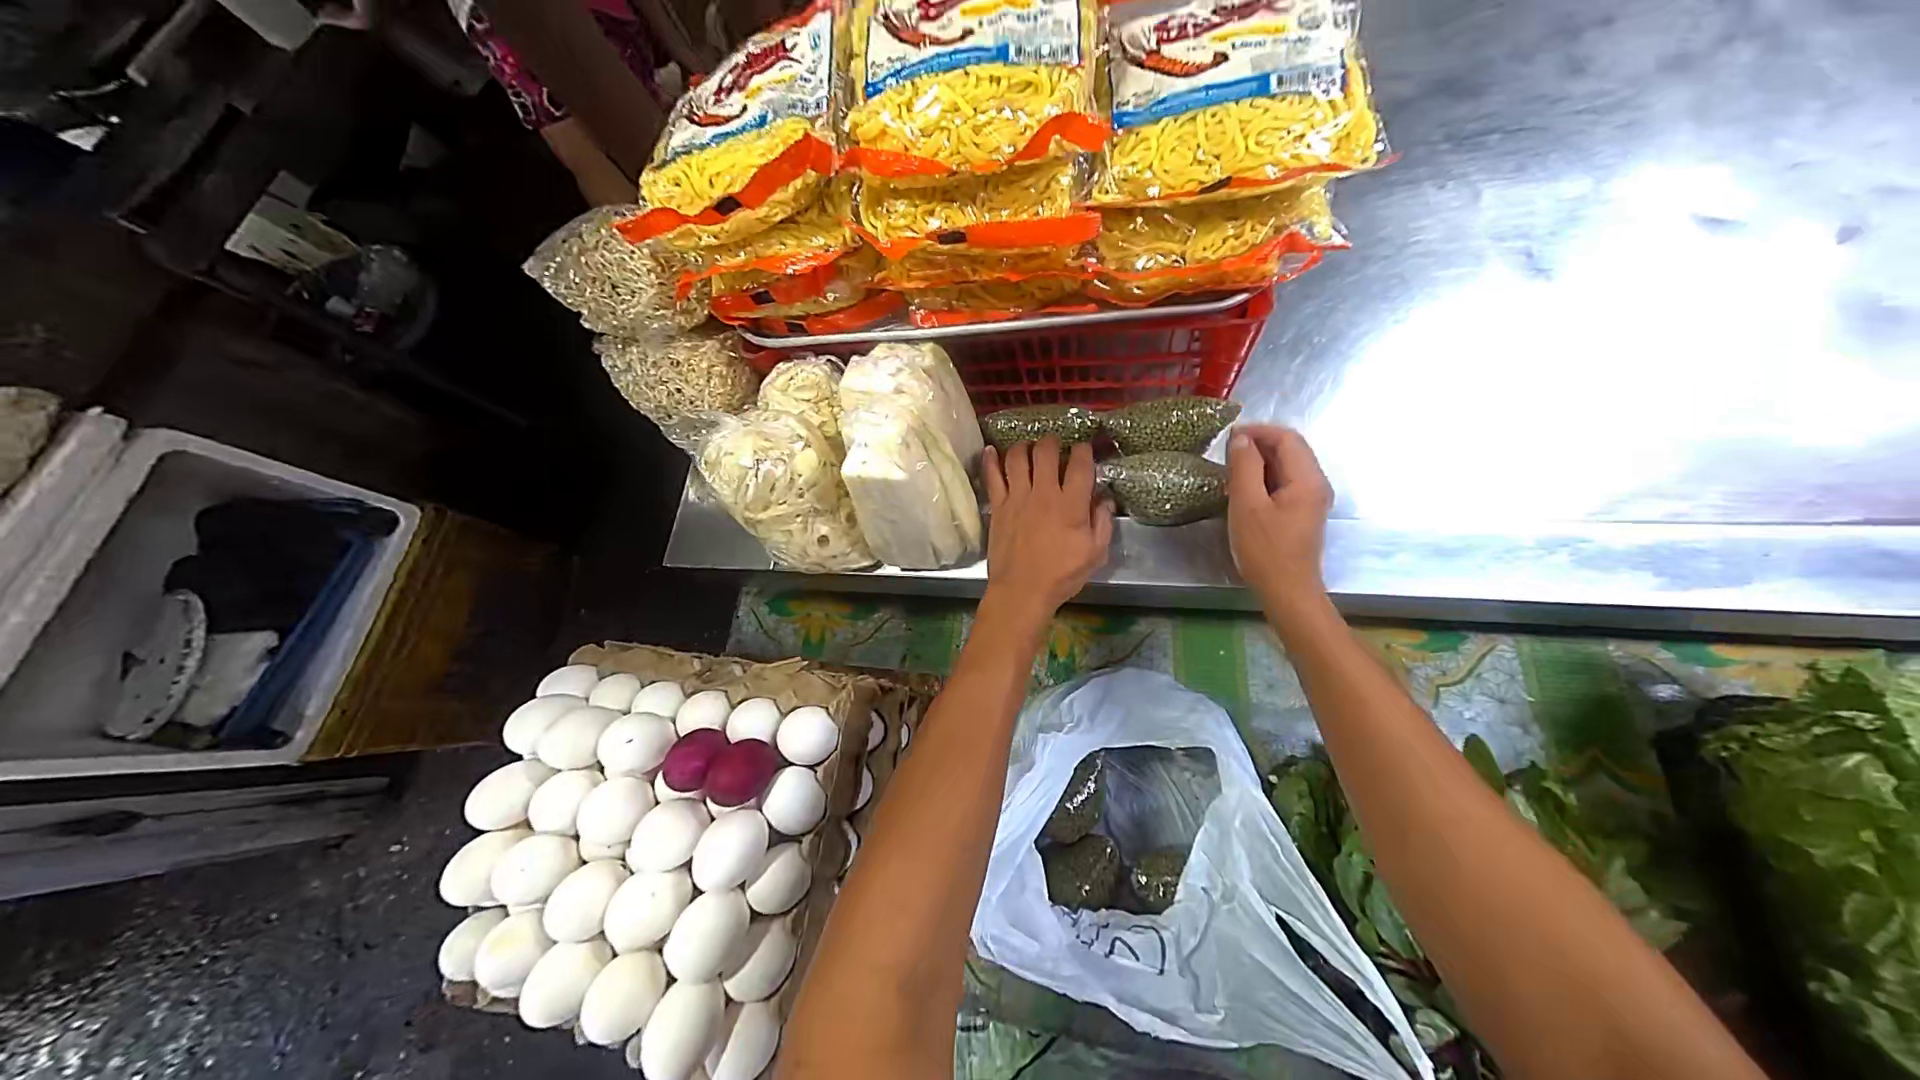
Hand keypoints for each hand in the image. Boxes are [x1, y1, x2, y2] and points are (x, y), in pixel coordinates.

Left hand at [981, 438, 1113, 622]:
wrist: (1021, 591)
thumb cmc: (1061, 575)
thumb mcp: (1095, 554)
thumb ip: (1102, 523)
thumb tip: (1105, 499)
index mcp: (1071, 504)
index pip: (1080, 464)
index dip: (1083, 450)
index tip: (1083, 450)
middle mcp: (1043, 493)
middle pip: (1046, 451)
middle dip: (1052, 442)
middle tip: (1055, 445)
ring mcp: (1017, 497)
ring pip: (1017, 457)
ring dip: (1024, 446)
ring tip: (1028, 448)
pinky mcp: (998, 506)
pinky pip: (991, 476)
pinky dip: (990, 460)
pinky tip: (991, 450)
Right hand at [1226, 425, 1333, 617]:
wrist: (1287, 591)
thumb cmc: (1265, 550)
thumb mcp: (1247, 505)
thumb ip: (1244, 467)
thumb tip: (1241, 439)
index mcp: (1308, 479)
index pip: (1287, 438)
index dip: (1259, 431)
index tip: (1230, 436)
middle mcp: (1317, 484)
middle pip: (1291, 449)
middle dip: (1259, 444)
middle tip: (1228, 452)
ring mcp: (1312, 499)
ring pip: (1288, 465)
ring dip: (1260, 461)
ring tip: (1232, 470)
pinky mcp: (1303, 512)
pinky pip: (1286, 482)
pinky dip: (1265, 477)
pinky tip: (1244, 489)